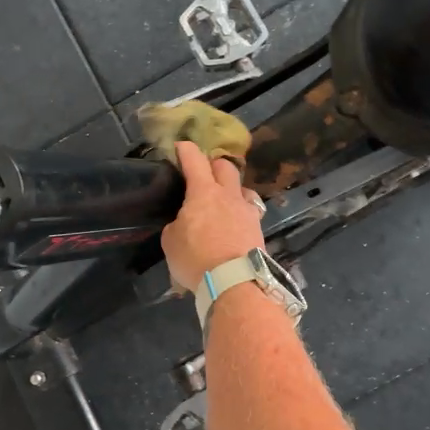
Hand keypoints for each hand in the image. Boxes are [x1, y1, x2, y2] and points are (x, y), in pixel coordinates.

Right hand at [162, 140, 266, 290]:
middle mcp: (229, 195)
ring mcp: (247, 211)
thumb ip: (176, 225)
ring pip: (242, 188)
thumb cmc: (196, 259)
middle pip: (225, 166)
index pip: (195, 160)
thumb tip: (184, 223)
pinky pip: (250, 210)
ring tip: (223, 199)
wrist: (235, 282)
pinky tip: (235, 221)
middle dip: (213, 165)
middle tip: (204, 173)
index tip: (181, 146)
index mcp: (204, 192)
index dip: (186, 150)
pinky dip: (240, 211)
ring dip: (231, 188)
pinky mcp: (258, 229)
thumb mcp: (171, 242)